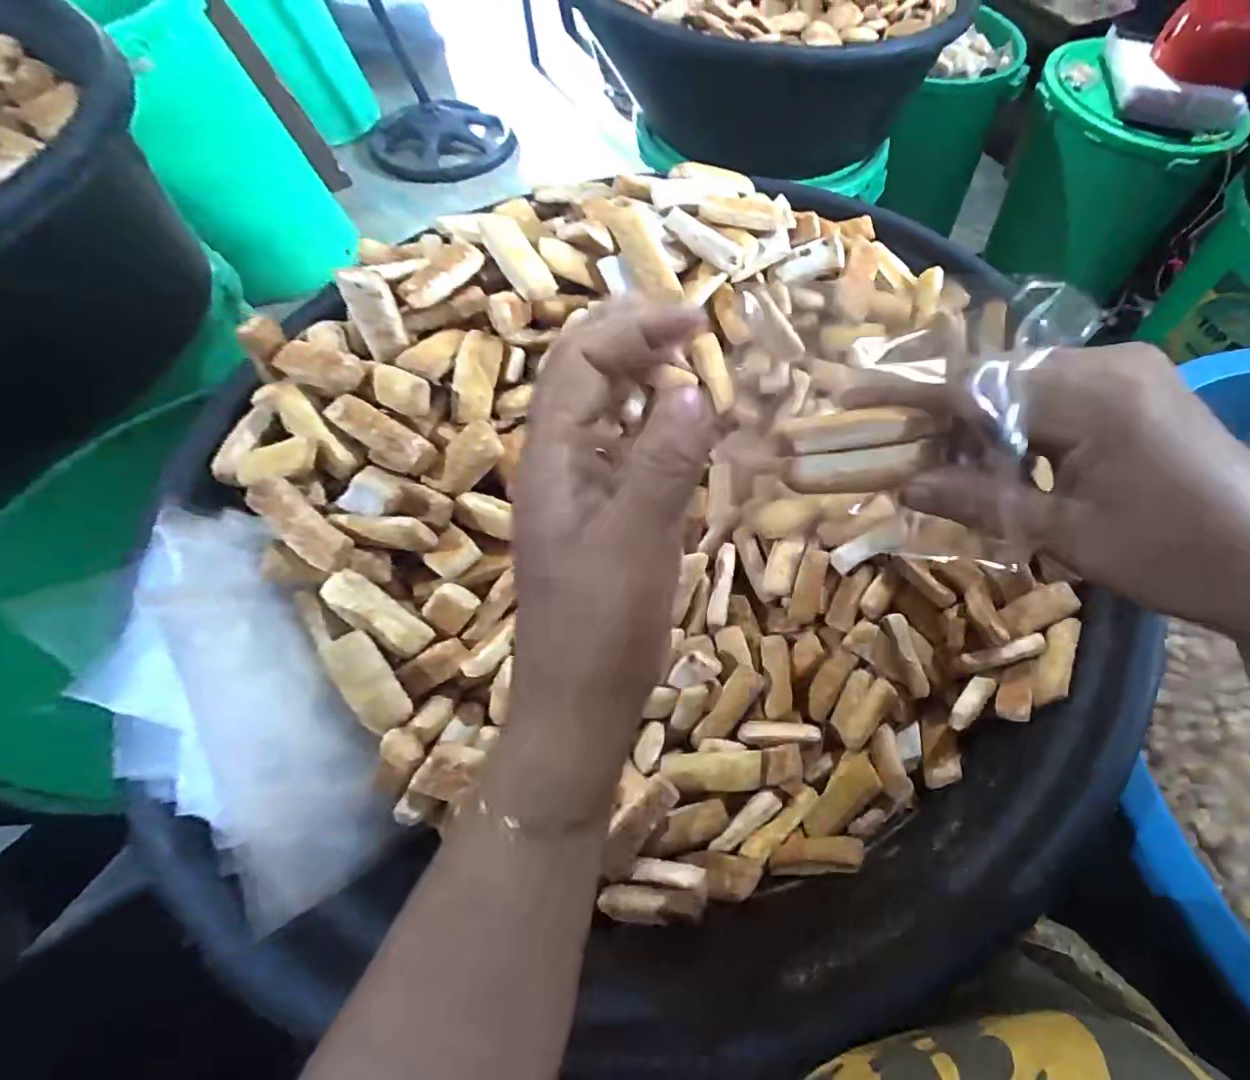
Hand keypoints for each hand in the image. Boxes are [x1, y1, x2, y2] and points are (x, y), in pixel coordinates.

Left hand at [494, 302, 721, 824]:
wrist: (581, 700)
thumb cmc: (603, 625)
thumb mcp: (638, 540)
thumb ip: (664, 462)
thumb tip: (697, 388)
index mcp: (552, 457)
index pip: (582, 363)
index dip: (634, 329)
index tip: (697, 318)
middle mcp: (560, 462)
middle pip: (585, 374)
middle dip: (632, 337)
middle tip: (693, 323)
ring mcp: (582, 489)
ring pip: (607, 410)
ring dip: (646, 375)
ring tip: (693, 359)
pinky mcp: (606, 516)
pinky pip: (629, 449)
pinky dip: (658, 424)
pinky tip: (687, 427)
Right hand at [851, 343, 1249, 642]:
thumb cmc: (1172, 556)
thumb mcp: (1067, 534)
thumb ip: (982, 500)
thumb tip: (907, 485)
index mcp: (1090, 392)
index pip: (977, 383)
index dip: (910, 392)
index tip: (854, 392)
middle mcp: (1111, 362)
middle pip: (1002, 377)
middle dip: (947, 413)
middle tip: (905, 450)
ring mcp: (1135, 372)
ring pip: (1034, 386)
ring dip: (988, 421)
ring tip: (952, 462)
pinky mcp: (1148, 392)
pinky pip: (1067, 397)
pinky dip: (1029, 425)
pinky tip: (1013, 459)